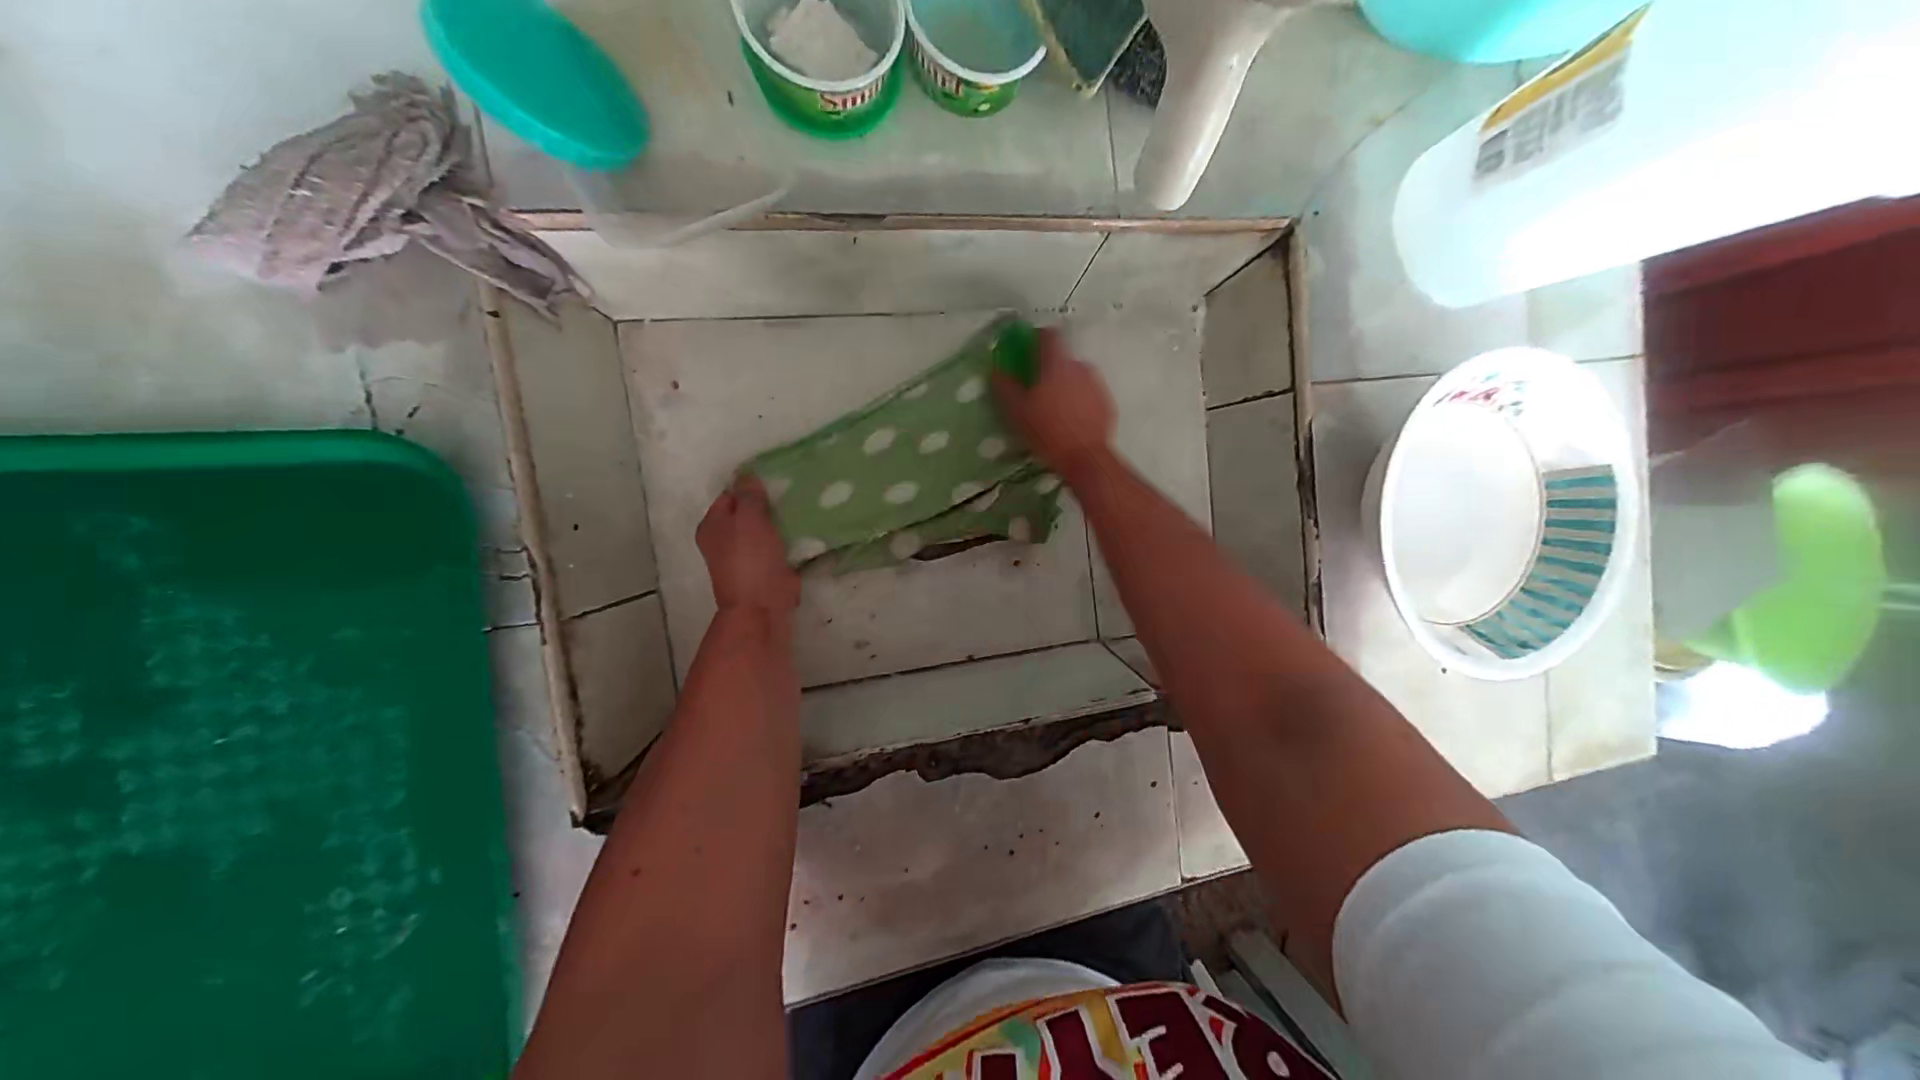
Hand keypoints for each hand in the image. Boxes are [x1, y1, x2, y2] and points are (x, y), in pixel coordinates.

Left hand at [697, 475, 799, 612]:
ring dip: (780, 523)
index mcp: (712, 526)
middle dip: (767, 506)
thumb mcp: (749, 518)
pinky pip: (778, 548)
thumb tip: (747, 476)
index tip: (774, 483)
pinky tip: (805, 532)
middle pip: (747, 513)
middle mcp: (725, 541)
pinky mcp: (766, 570)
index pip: (729, 496)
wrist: (762, 606)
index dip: (749, 488)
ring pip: (765, 531)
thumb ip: (749, 495)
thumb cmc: (750, 559)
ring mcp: (746, 557)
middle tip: (791, 495)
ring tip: (801, 510)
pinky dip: (789, 541)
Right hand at [991, 327, 1115, 481]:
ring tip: (1054, 409)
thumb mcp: (1017, 412)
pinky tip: (1069, 421)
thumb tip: (995, 370)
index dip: (1037, 338)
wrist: (1086, 458)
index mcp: (1057, 363)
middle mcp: (1080, 366)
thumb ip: (1004, 387)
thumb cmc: (1048, 432)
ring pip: (1076, 376)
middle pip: (1062, 358)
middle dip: (1049, 369)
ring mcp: (1097, 384)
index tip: (1027, 350)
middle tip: (1036, 390)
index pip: (1049, 334)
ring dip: (1064, 386)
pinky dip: (1078, 400)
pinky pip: (1088, 394)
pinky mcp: (1107, 402)